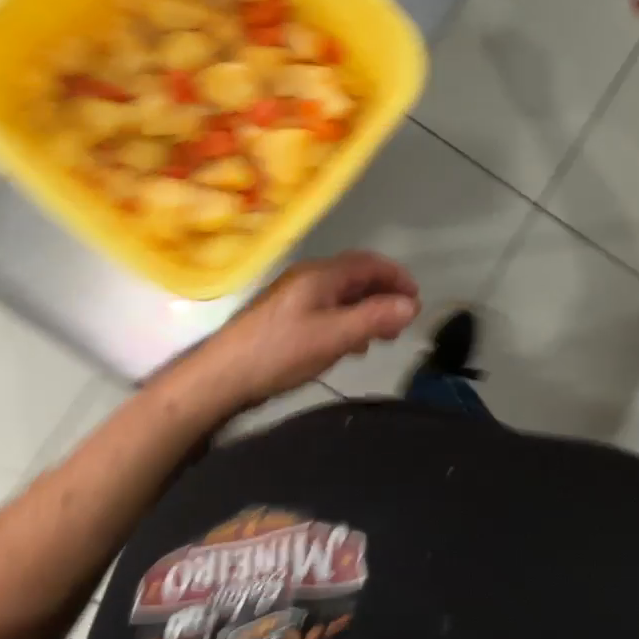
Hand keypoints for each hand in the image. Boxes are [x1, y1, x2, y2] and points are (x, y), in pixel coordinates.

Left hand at [190, 252, 419, 406]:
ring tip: (382, 337)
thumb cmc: (280, 353)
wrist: (222, 375)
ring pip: (340, 295)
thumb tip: (411, 305)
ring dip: (365, 310)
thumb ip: (373, 318)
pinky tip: (349, 346)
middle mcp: (307, 278)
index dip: (396, 277)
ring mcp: (293, 297)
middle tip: (402, 323)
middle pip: (355, 277)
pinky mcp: (284, 318)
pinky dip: (346, 321)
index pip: (368, 262)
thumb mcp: (333, 337)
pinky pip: (325, 309)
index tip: (416, 301)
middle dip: (383, 295)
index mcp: (320, 275)